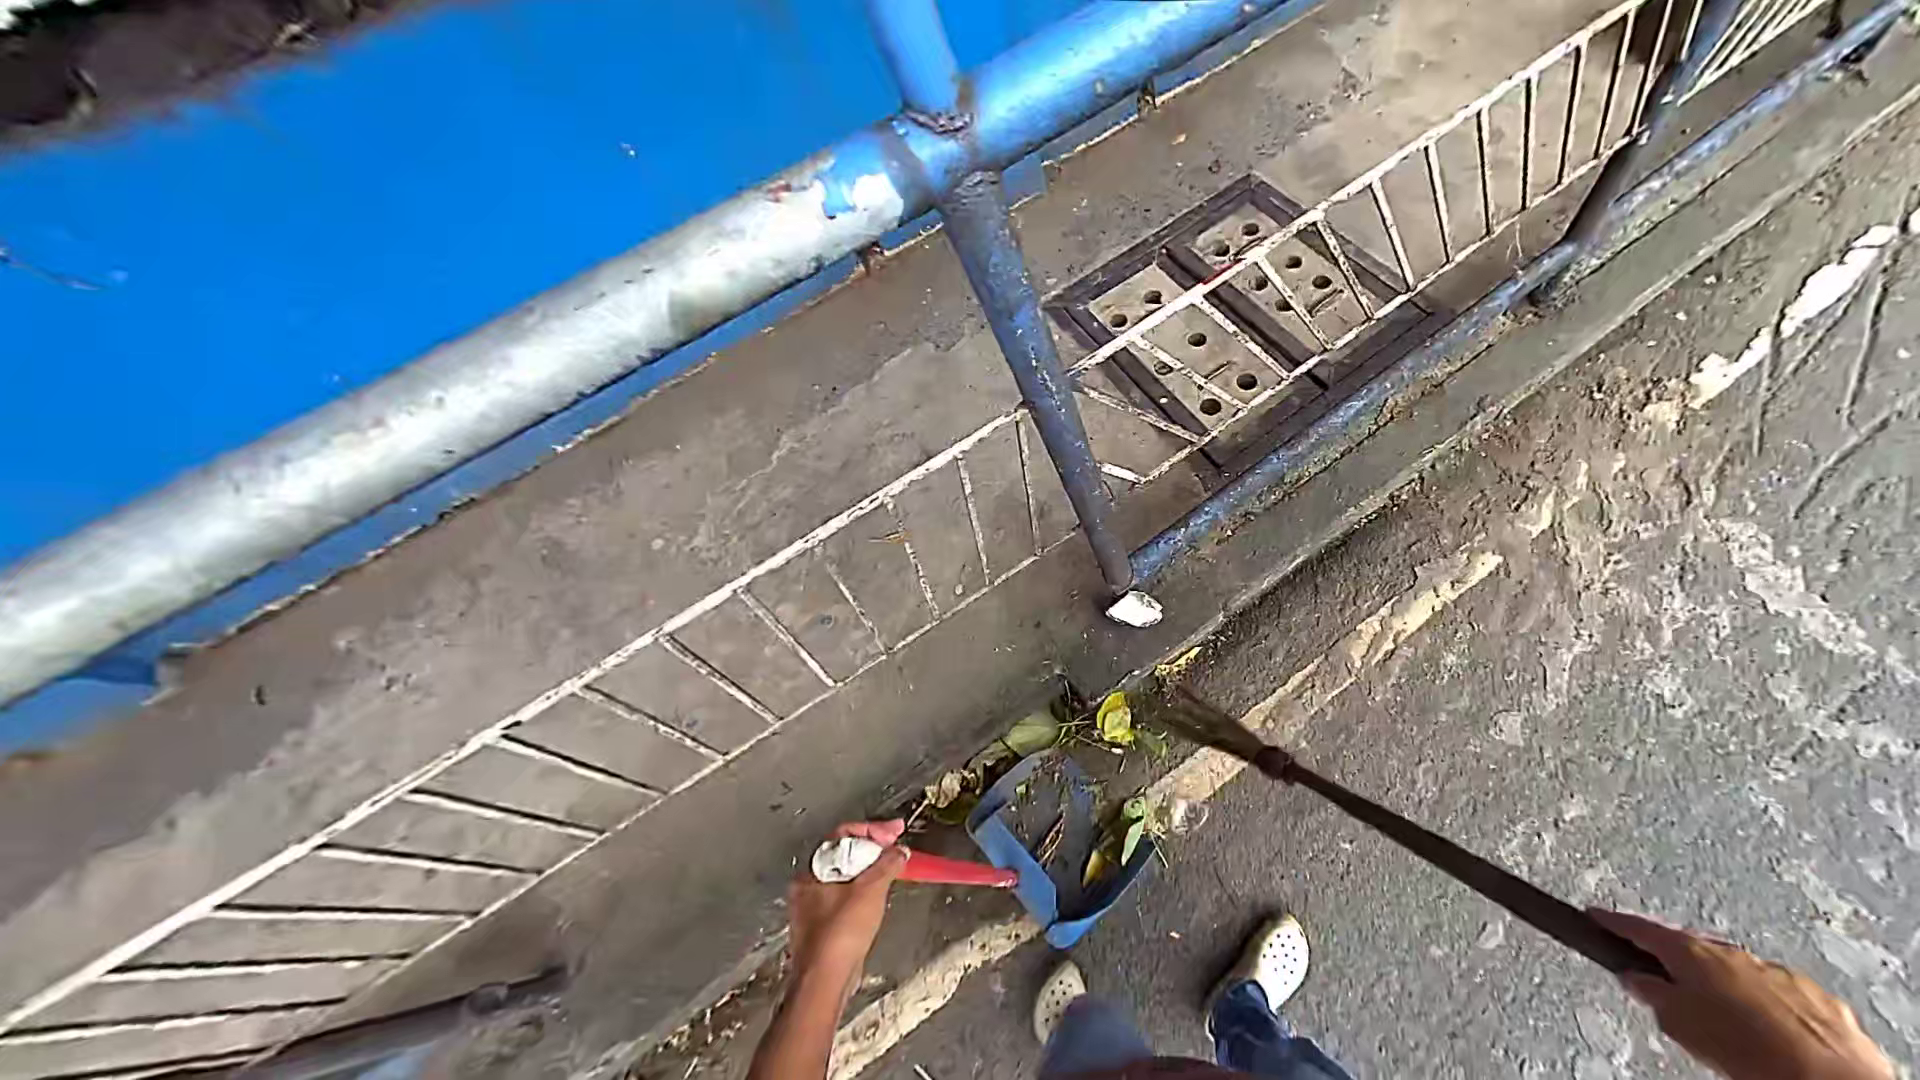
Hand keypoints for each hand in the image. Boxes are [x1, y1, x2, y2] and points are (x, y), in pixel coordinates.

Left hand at [788, 820, 908, 978]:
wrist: (826, 982)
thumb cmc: (842, 932)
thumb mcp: (871, 889)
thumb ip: (888, 863)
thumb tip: (900, 850)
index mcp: (813, 870)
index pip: (844, 835)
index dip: (873, 830)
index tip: (896, 831)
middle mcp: (808, 886)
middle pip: (844, 854)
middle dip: (873, 848)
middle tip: (896, 846)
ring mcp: (813, 908)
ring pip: (846, 877)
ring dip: (870, 870)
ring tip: (892, 867)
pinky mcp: (822, 928)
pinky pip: (846, 897)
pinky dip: (864, 891)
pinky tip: (878, 896)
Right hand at [1591, 909, 1892, 1079]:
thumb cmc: (1750, 1050)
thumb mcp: (1674, 1021)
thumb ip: (1648, 991)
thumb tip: (1637, 981)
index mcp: (1687, 949)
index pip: (1634, 926)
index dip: (1609, 920)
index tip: (1594, 914)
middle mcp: (1729, 951)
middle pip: (1686, 947)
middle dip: (1671, 960)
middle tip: (1661, 982)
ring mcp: (1775, 972)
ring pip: (1733, 968)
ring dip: (1720, 983)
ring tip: (1722, 1019)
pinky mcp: (1815, 998)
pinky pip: (1776, 990)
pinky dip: (1763, 1001)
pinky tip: (1767, 1027)